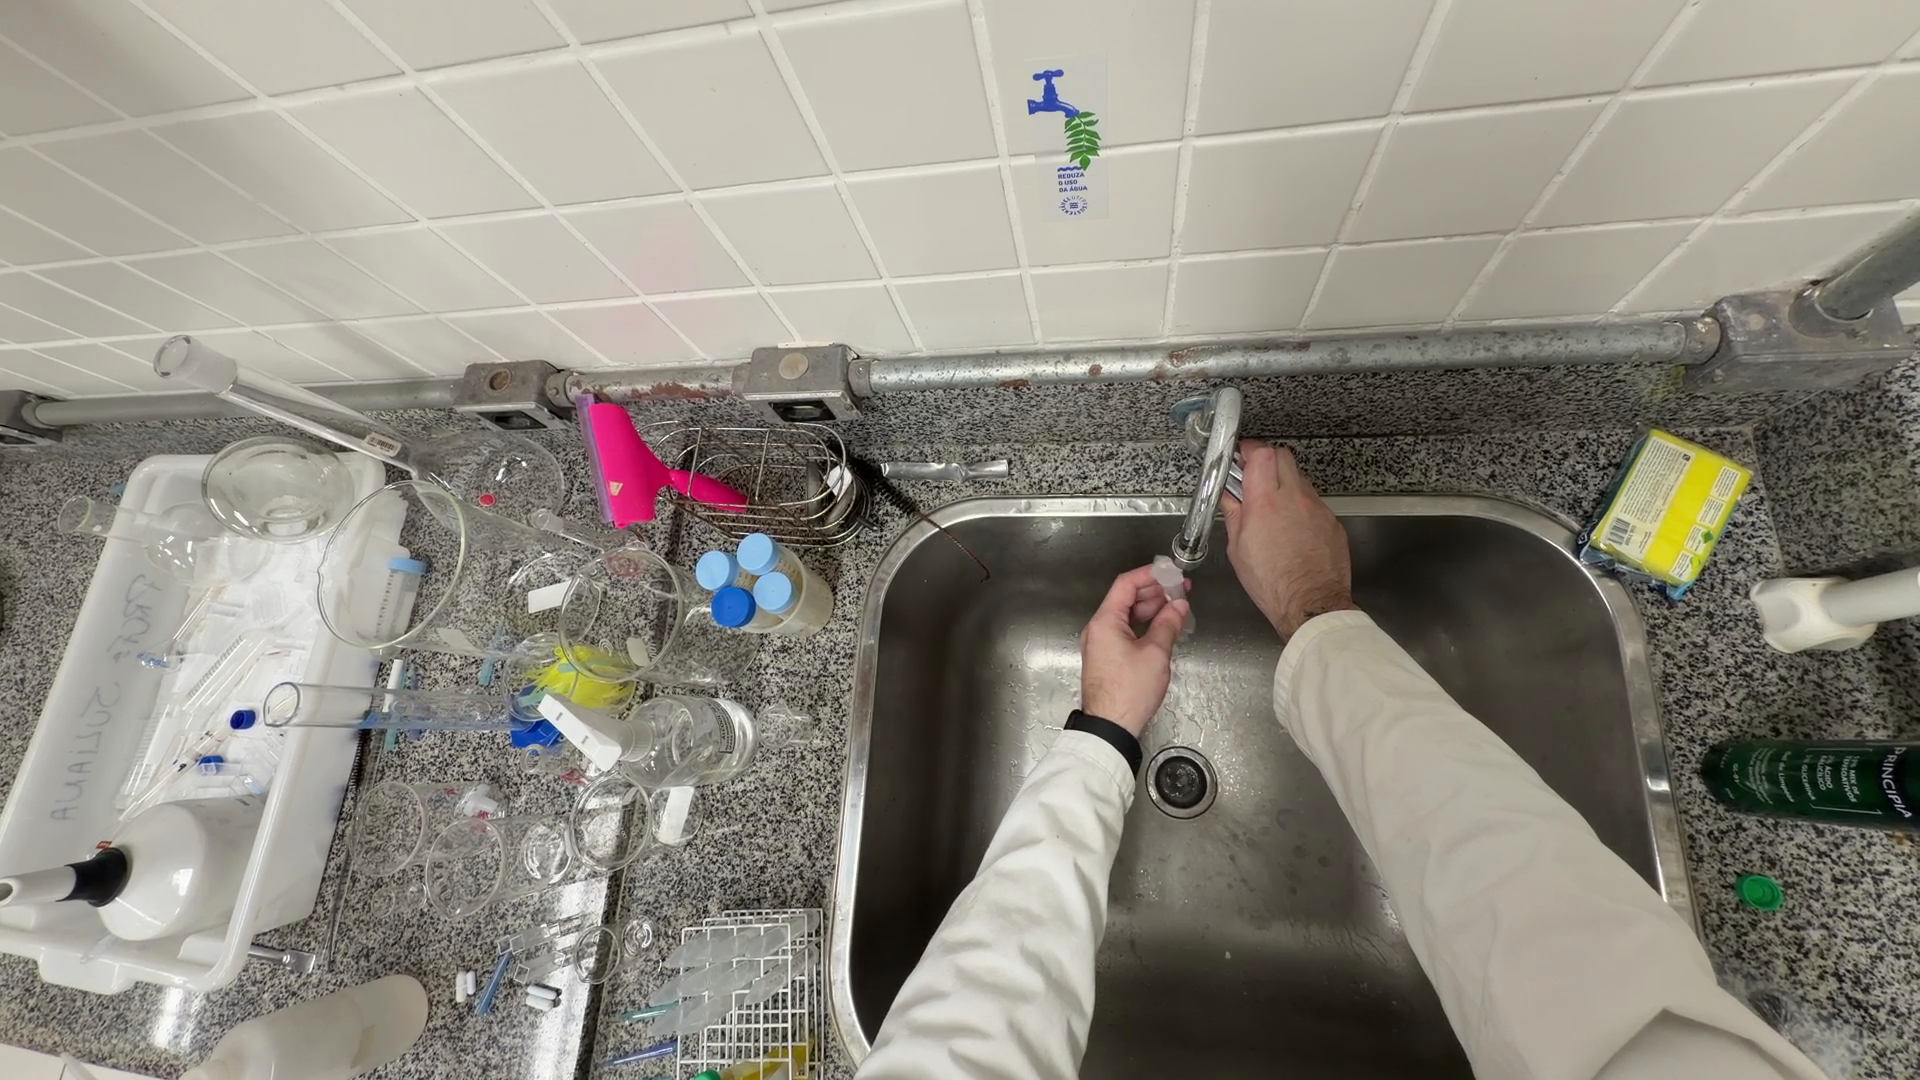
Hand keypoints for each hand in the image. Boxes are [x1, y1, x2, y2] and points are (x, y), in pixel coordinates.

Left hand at [1079, 565, 1190, 736]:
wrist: (1110, 726)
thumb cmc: (1129, 691)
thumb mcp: (1155, 654)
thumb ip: (1168, 624)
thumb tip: (1179, 606)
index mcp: (1105, 622)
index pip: (1126, 584)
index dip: (1150, 574)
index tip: (1171, 571)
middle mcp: (1098, 628)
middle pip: (1125, 598)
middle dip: (1154, 591)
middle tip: (1180, 590)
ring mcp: (1101, 643)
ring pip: (1126, 615)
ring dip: (1150, 608)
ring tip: (1176, 607)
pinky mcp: (1106, 656)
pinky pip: (1125, 630)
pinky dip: (1143, 624)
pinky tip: (1162, 626)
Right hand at [1221, 441, 1358, 637]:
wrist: (1311, 604)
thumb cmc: (1272, 583)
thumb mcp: (1238, 548)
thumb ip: (1234, 514)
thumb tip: (1228, 496)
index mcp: (1265, 503)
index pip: (1261, 454)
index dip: (1249, 449)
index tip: (1241, 455)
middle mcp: (1294, 498)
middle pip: (1283, 456)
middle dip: (1267, 459)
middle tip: (1253, 473)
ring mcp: (1317, 508)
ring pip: (1299, 477)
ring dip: (1283, 482)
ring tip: (1271, 505)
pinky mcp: (1331, 521)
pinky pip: (1312, 501)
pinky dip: (1299, 505)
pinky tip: (1290, 527)